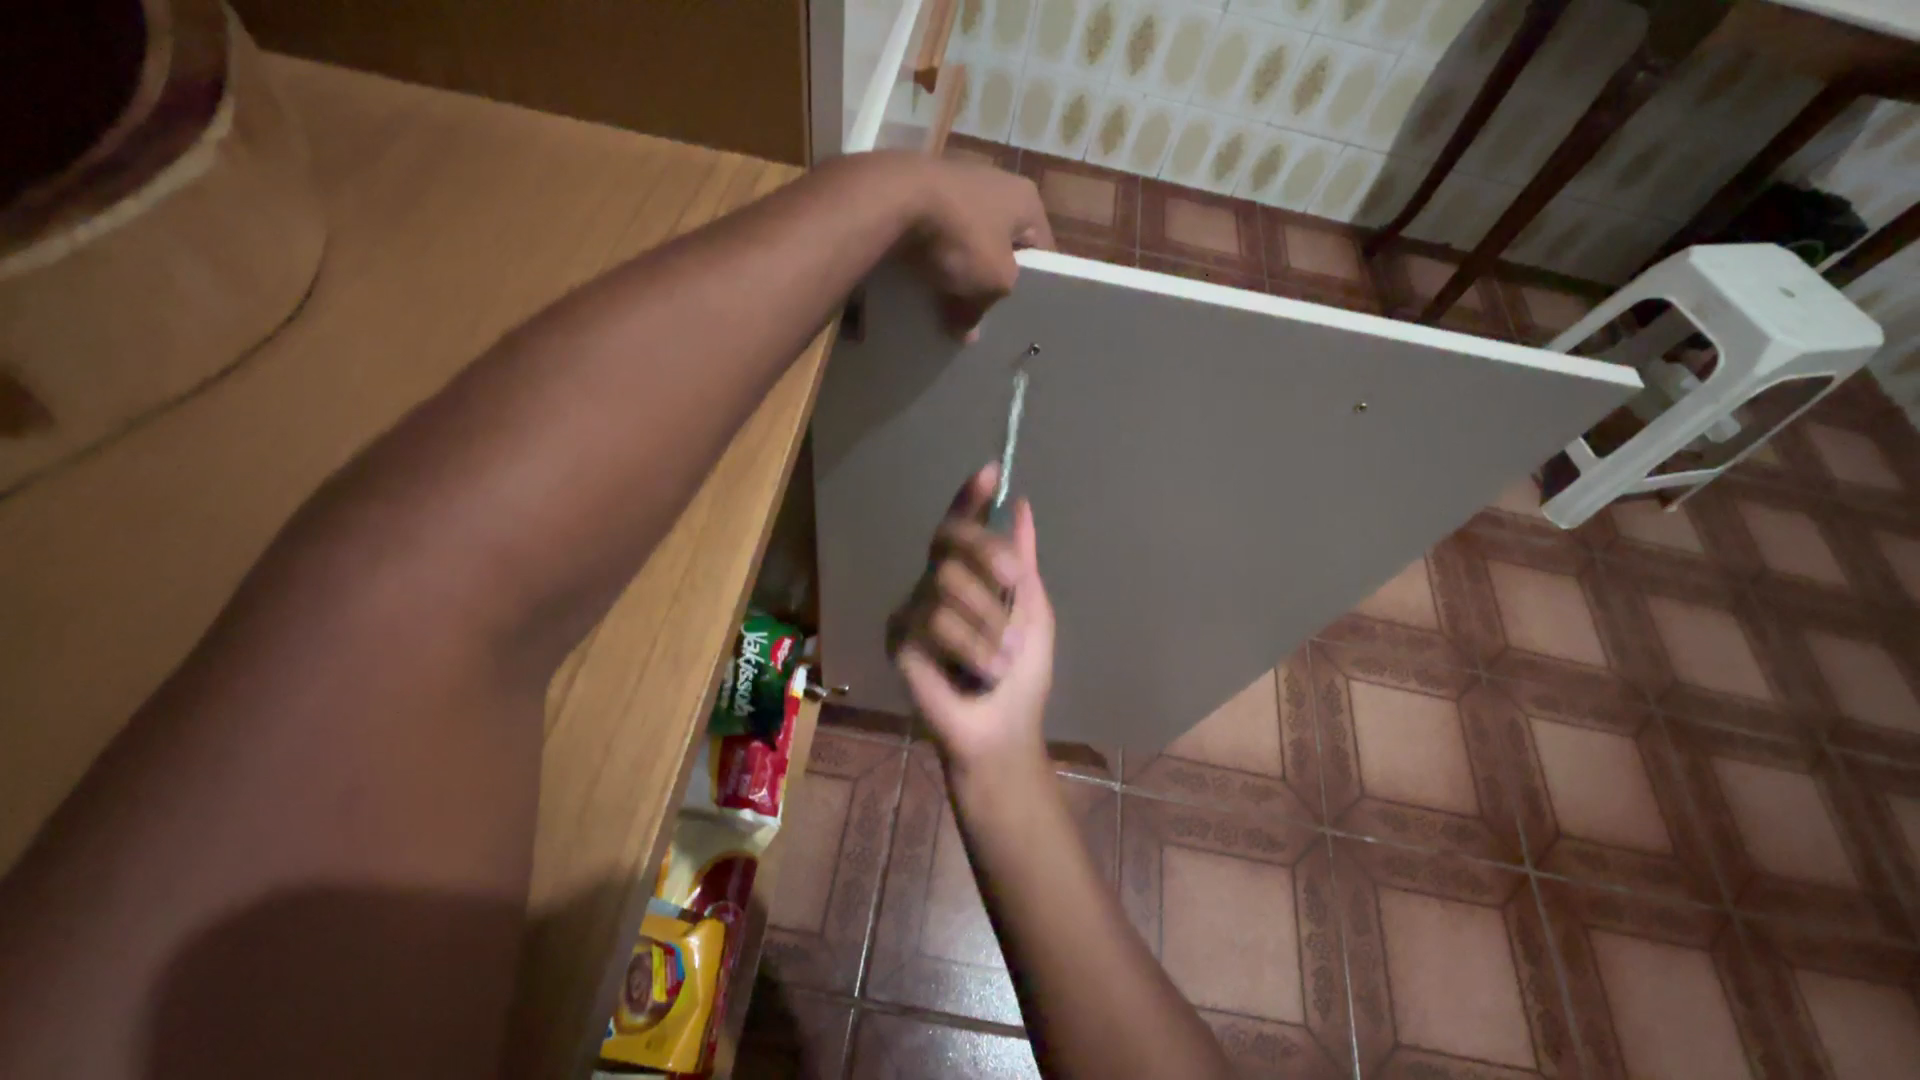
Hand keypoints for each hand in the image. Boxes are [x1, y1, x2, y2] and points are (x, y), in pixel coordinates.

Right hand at [887, 464, 1054, 774]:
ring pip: (946, 581)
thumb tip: (1021, 505)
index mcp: (968, 576)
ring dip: (989, 621)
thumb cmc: (1022, 677)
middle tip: (1015, 579)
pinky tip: (983, 671)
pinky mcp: (899, 639)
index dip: (969, 497)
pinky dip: (970, 645)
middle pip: (949, 538)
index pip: (959, 527)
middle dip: (988, 553)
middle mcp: (935, 585)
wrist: (1004, 729)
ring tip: (1005, 658)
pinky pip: (934, 619)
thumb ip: (1023, 561)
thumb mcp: (1033, 611)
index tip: (991, 470)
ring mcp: (914, 611)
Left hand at [899, 156, 1055, 338]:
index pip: (1041, 249)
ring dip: (957, 264)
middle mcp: (996, 181)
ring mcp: (955, 179)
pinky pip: (934, 230)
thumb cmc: (961, 237)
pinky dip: (930, 251)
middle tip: (982, 308)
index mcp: (1026, 199)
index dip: (1033, 283)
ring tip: (947, 296)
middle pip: (1001, 242)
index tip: (1017, 311)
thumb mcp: (990, 283)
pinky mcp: (919, 187)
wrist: (894, 199)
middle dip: (989, 275)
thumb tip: (968, 333)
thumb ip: (985, 309)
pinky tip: (920, 275)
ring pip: (965, 237)